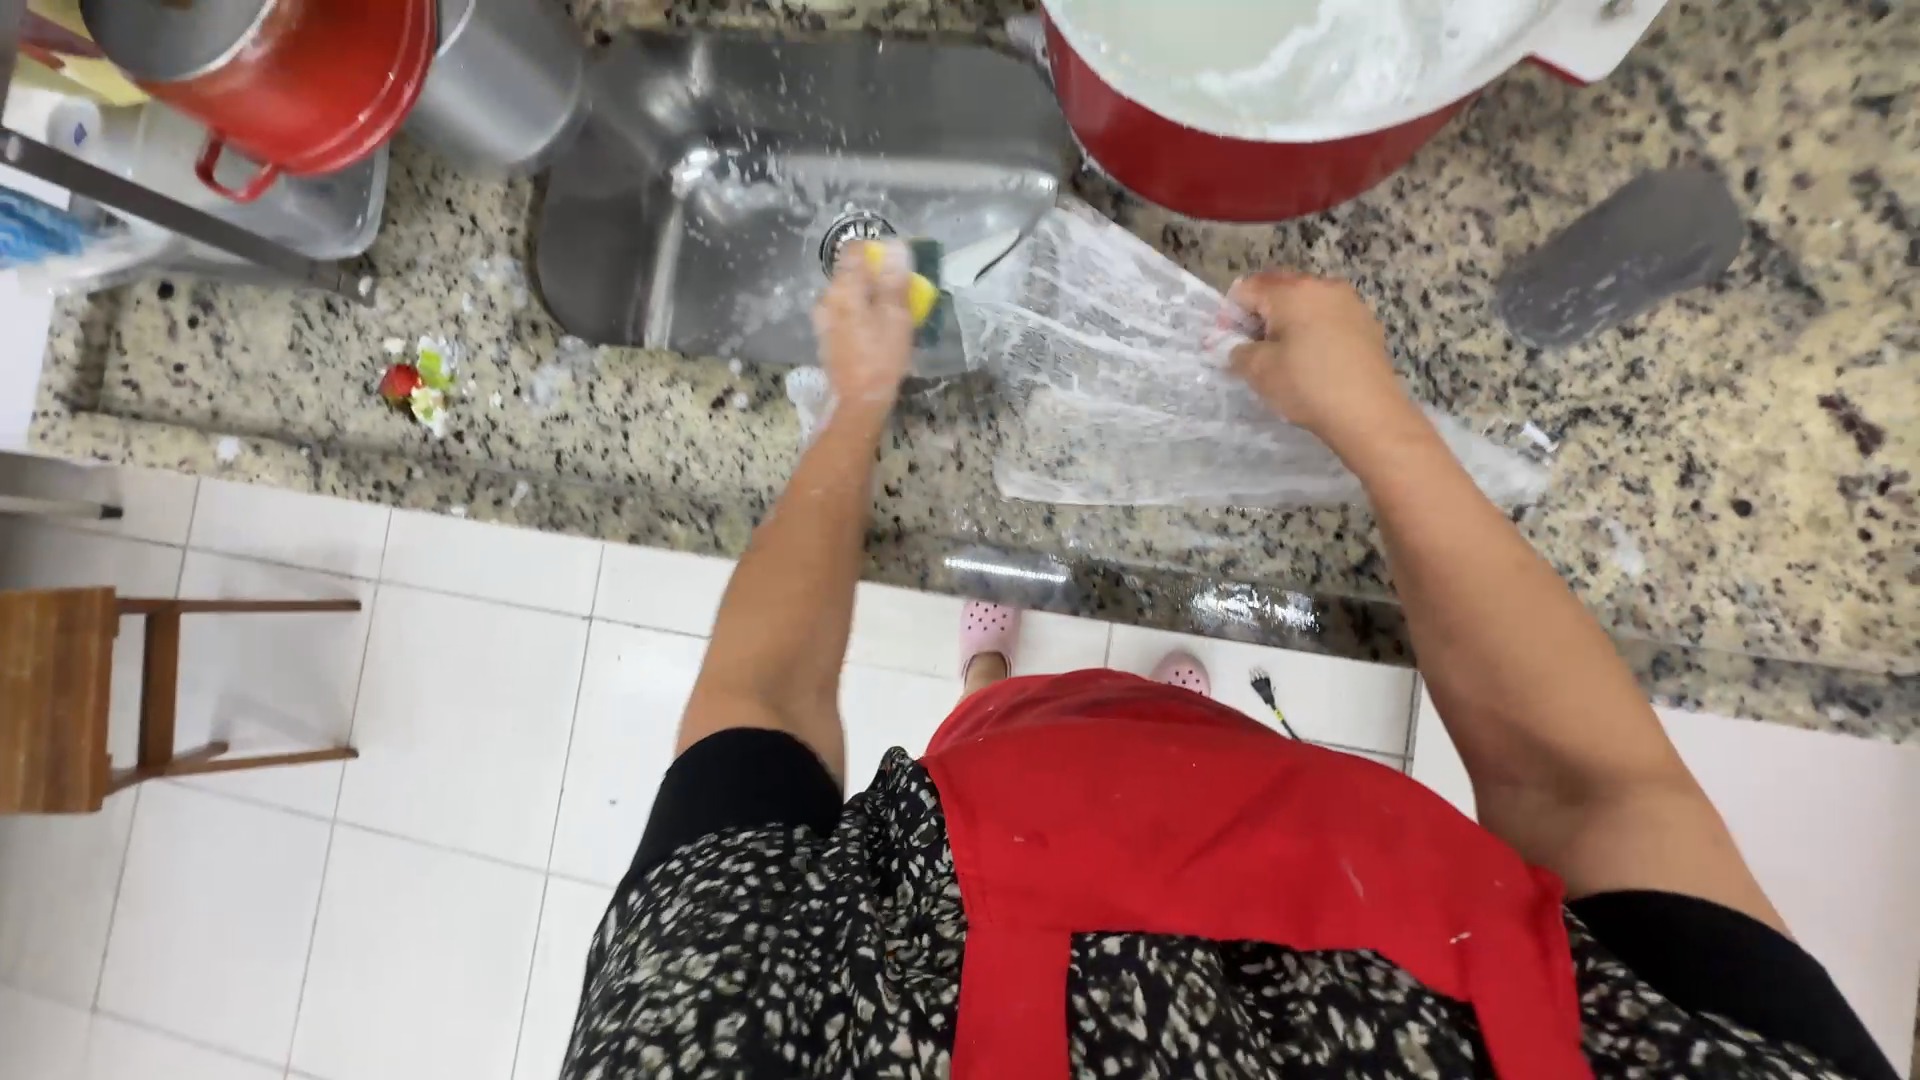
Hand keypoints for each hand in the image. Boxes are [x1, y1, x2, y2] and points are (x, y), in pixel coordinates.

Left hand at [813, 241, 913, 411]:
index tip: (896, 265)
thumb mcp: (896, 317)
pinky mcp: (827, 339)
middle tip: (899, 294)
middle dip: (875, 278)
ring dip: (868, 298)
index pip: (854, 250)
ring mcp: (824, 320)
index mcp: (844, 288)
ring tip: (890, 315)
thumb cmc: (881, 358)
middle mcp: (827, 299)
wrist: (858, 401)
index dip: (877, 251)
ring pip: (848, 296)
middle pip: (850, 274)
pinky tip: (875, 332)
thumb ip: (894, 279)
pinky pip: (845, 315)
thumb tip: (895, 245)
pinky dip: (860, 315)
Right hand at [1227, 271, 1417, 447]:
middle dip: (1260, 314)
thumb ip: (1237, 350)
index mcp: (1292, 292)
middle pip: (1278, 289)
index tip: (1231, 343)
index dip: (1231, 315)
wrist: (1367, 412)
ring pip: (1305, 302)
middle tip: (1255, 348)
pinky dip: (1313, 330)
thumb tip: (1238, 345)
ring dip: (1288, 321)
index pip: (1246, 289)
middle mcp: (1323, 286)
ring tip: (1286, 355)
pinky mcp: (1366, 322)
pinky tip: (1314, 359)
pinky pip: (1327, 316)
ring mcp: (1349, 302)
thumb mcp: (1257, 370)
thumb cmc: (1305, 386)